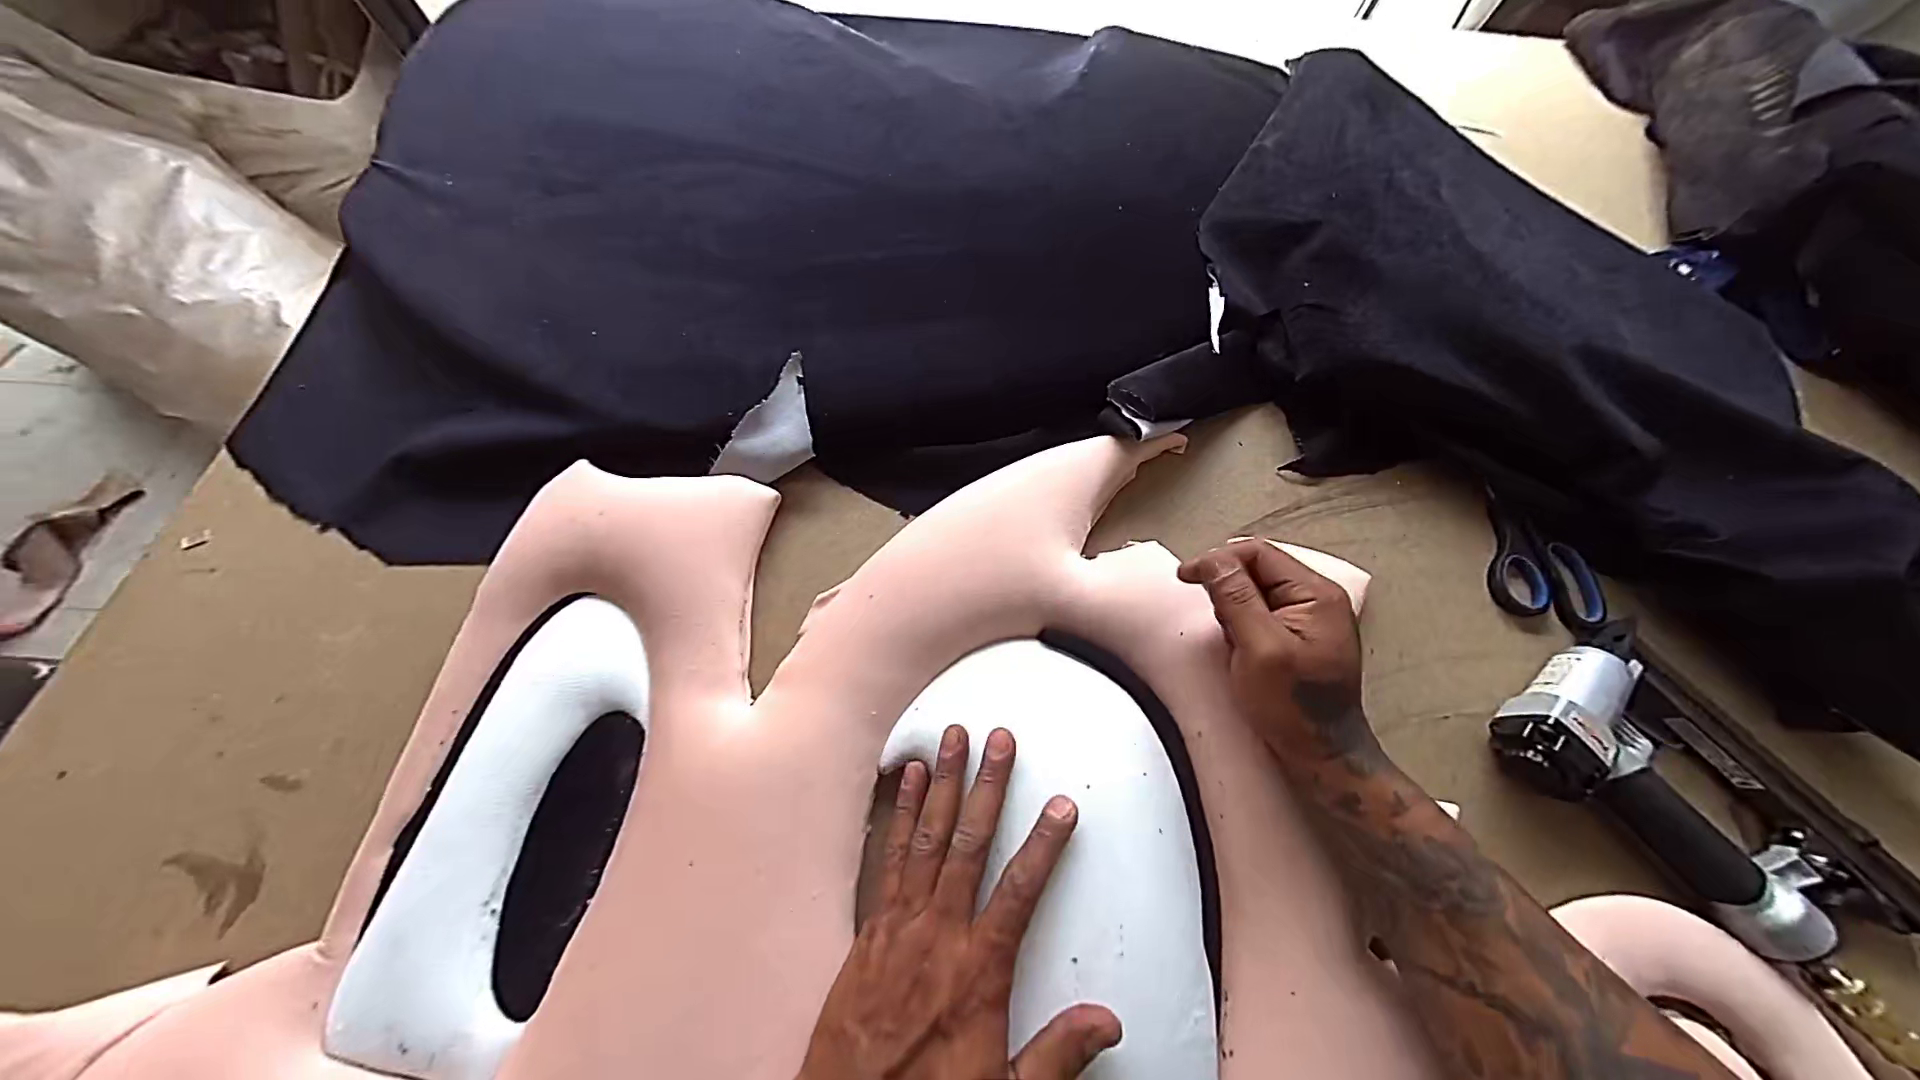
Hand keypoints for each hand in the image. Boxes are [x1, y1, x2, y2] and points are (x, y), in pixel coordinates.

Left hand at [796, 725, 1121, 1079]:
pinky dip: (899, 813)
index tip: (1062, 805)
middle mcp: (939, 933)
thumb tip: (1109, 1022)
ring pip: (927, 836)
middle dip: (989, 786)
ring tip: (953, 739)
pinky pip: (889, 856)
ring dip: (944, 783)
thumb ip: (1057, 1055)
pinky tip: (907, 779)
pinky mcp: (872, 924)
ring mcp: (901, 922)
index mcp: (977, 970)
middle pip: (970, 843)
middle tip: (1000, 740)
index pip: (1020, 891)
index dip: (1045, 844)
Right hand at [1178, 538, 1375, 761]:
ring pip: (1253, 590)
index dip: (1217, 560)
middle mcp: (1317, 599)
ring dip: (1231, 607)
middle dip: (1226, 588)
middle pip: (1256, 568)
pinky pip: (1258, 612)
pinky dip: (1239, 623)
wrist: (1320, 756)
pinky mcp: (1296, 635)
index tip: (1185, 577)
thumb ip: (1236, 598)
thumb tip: (1212, 559)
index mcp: (1317, 594)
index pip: (1258, 553)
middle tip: (1215, 621)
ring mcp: (1308, 618)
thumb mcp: (1259, 649)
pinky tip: (1238, 647)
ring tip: (1231, 641)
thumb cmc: (1294, 708)